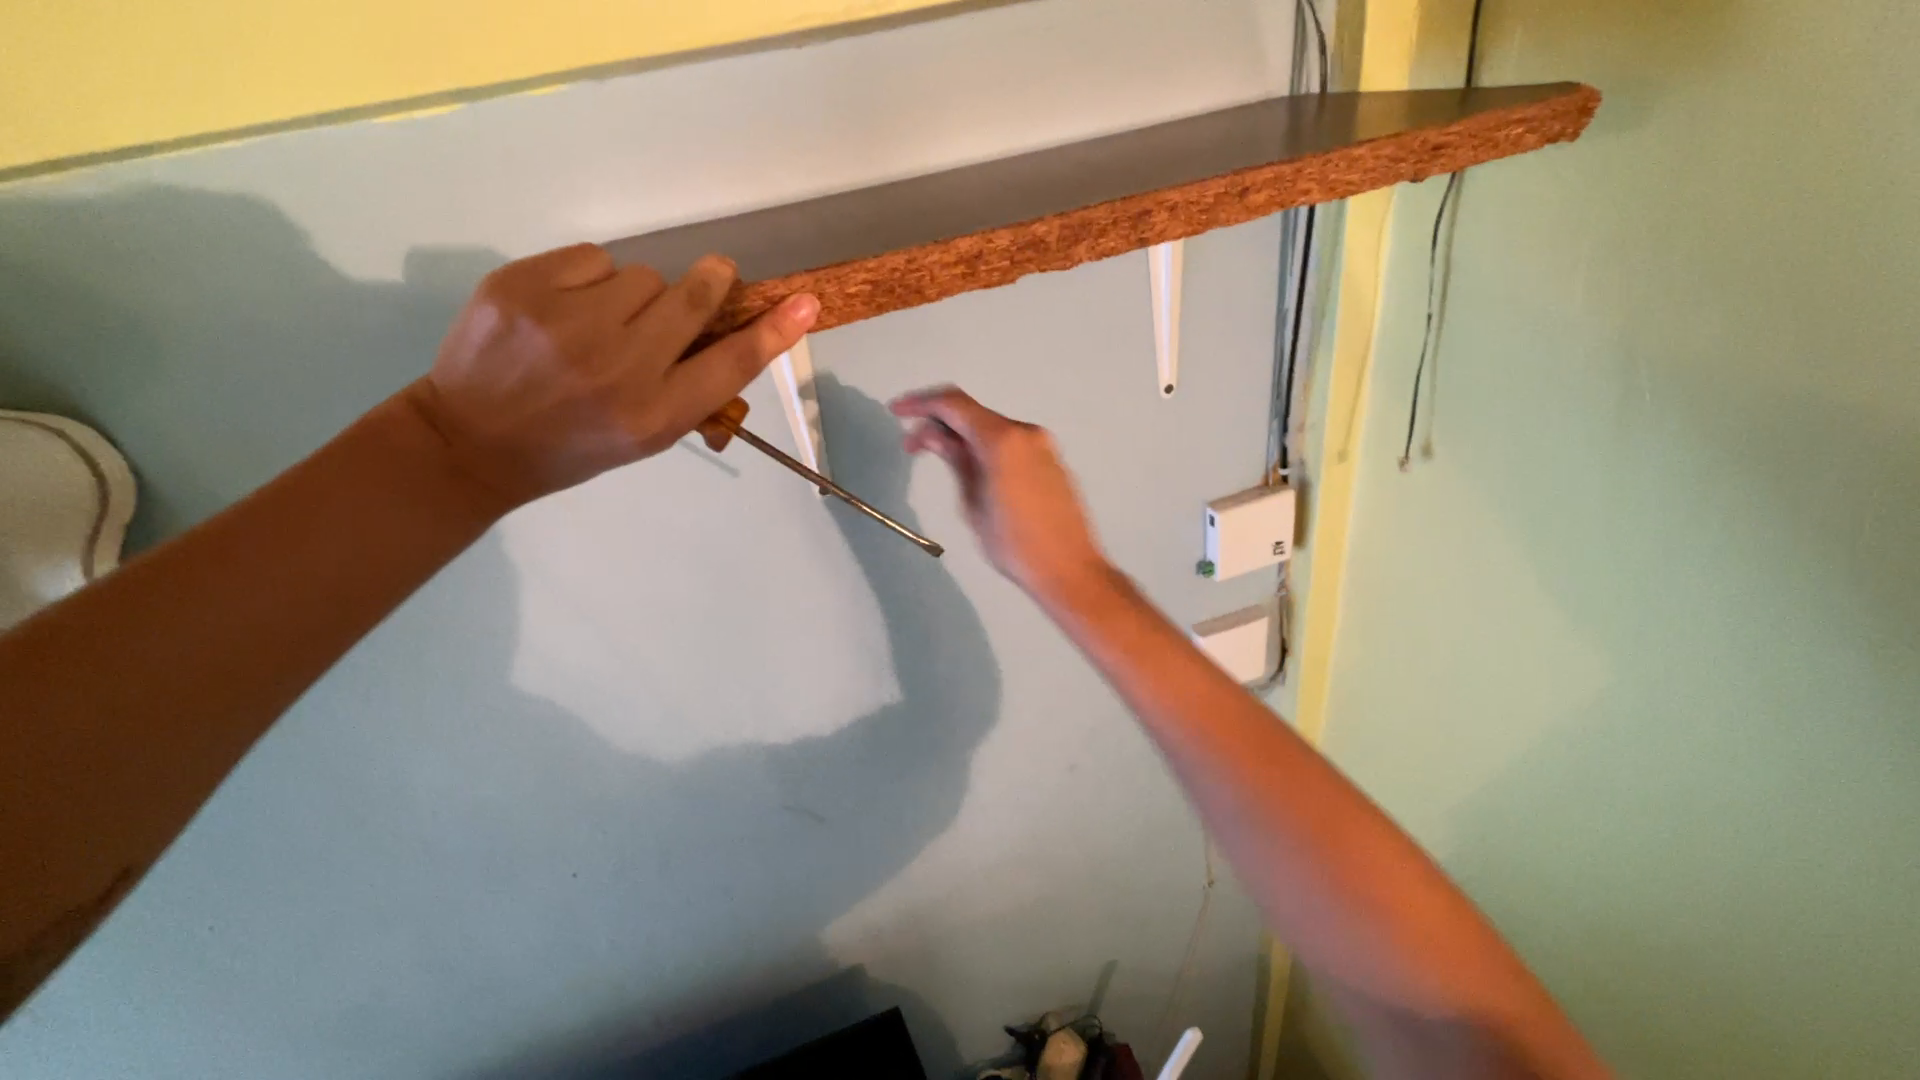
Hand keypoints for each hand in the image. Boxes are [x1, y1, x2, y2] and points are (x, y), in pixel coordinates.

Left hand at [404, 243, 817, 509]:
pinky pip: (593, 258)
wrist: (471, 440)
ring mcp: (567, 323)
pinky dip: (591, 278)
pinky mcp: (524, 287)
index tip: (806, 303)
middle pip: (693, 297)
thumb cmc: (573, 445)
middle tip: (714, 276)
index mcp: (653, 416)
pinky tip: (566, 308)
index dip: (774, 332)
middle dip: (710, 282)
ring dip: (638, 292)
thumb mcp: (643, 438)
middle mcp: (619, 367)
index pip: (731, 364)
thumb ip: (689, 390)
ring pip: (643, 275)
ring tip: (603, 322)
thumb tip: (734, 334)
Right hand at [892, 386, 1112, 604]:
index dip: (921, 403)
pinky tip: (969, 468)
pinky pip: (1008, 442)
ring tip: (937, 460)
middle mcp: (1025, 432)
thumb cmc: (1014, 544)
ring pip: (990, 428)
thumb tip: (933, 434)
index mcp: (1003, 440)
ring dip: (960, 436)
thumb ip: (955, 460)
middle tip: (911, 447)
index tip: (896, 412)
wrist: (1069, 569)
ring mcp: (1041, 445)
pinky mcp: (1050, 460)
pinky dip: (983, 446)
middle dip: (938, 423)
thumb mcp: (972, 503)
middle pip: (973, 413)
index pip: (954, 404)